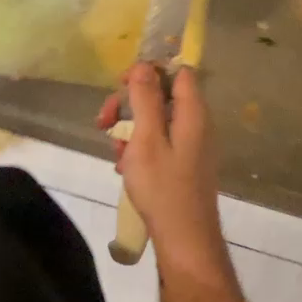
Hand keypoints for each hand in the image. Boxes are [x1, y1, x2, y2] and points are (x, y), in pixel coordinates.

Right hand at [98, 63, 225, 266]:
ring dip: (130, 127)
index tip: (121, 84)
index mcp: (192, 114)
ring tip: (114, 149)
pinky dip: (138, 145)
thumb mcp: (146, 139)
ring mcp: (191, 145)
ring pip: (156, 119)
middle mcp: (196, 124)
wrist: (183, 238)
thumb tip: (144, 64)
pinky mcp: (184, 162)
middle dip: (130, 103)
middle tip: (104, 121)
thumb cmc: (162, 187)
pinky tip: (124, 164)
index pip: (179, 72)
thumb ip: (145, 99)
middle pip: (162, 95)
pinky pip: (158, 140)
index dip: (149, 71)